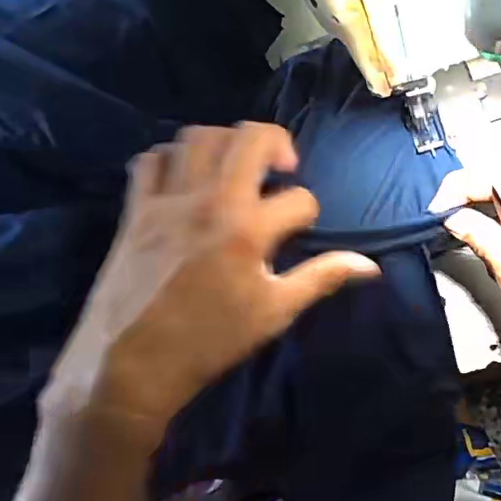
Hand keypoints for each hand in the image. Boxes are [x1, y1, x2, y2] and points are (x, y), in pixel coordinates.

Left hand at [42, 123, 381, 454]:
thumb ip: (321, 278)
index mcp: (248, 229)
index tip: (299, 232)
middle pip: (249, 138)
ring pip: (198, 136)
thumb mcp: (274, 313)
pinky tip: (185, 180)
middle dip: (277, 143)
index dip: (309, 211)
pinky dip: (172, 158)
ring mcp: (167, 200)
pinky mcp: (135, 209)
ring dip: (225, 142)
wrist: (130, 364)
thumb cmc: (209, 342)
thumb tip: (370, 266)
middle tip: (281, 168)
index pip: (298, 198)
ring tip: (235, 167)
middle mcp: (209, 200)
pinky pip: (151, 159)